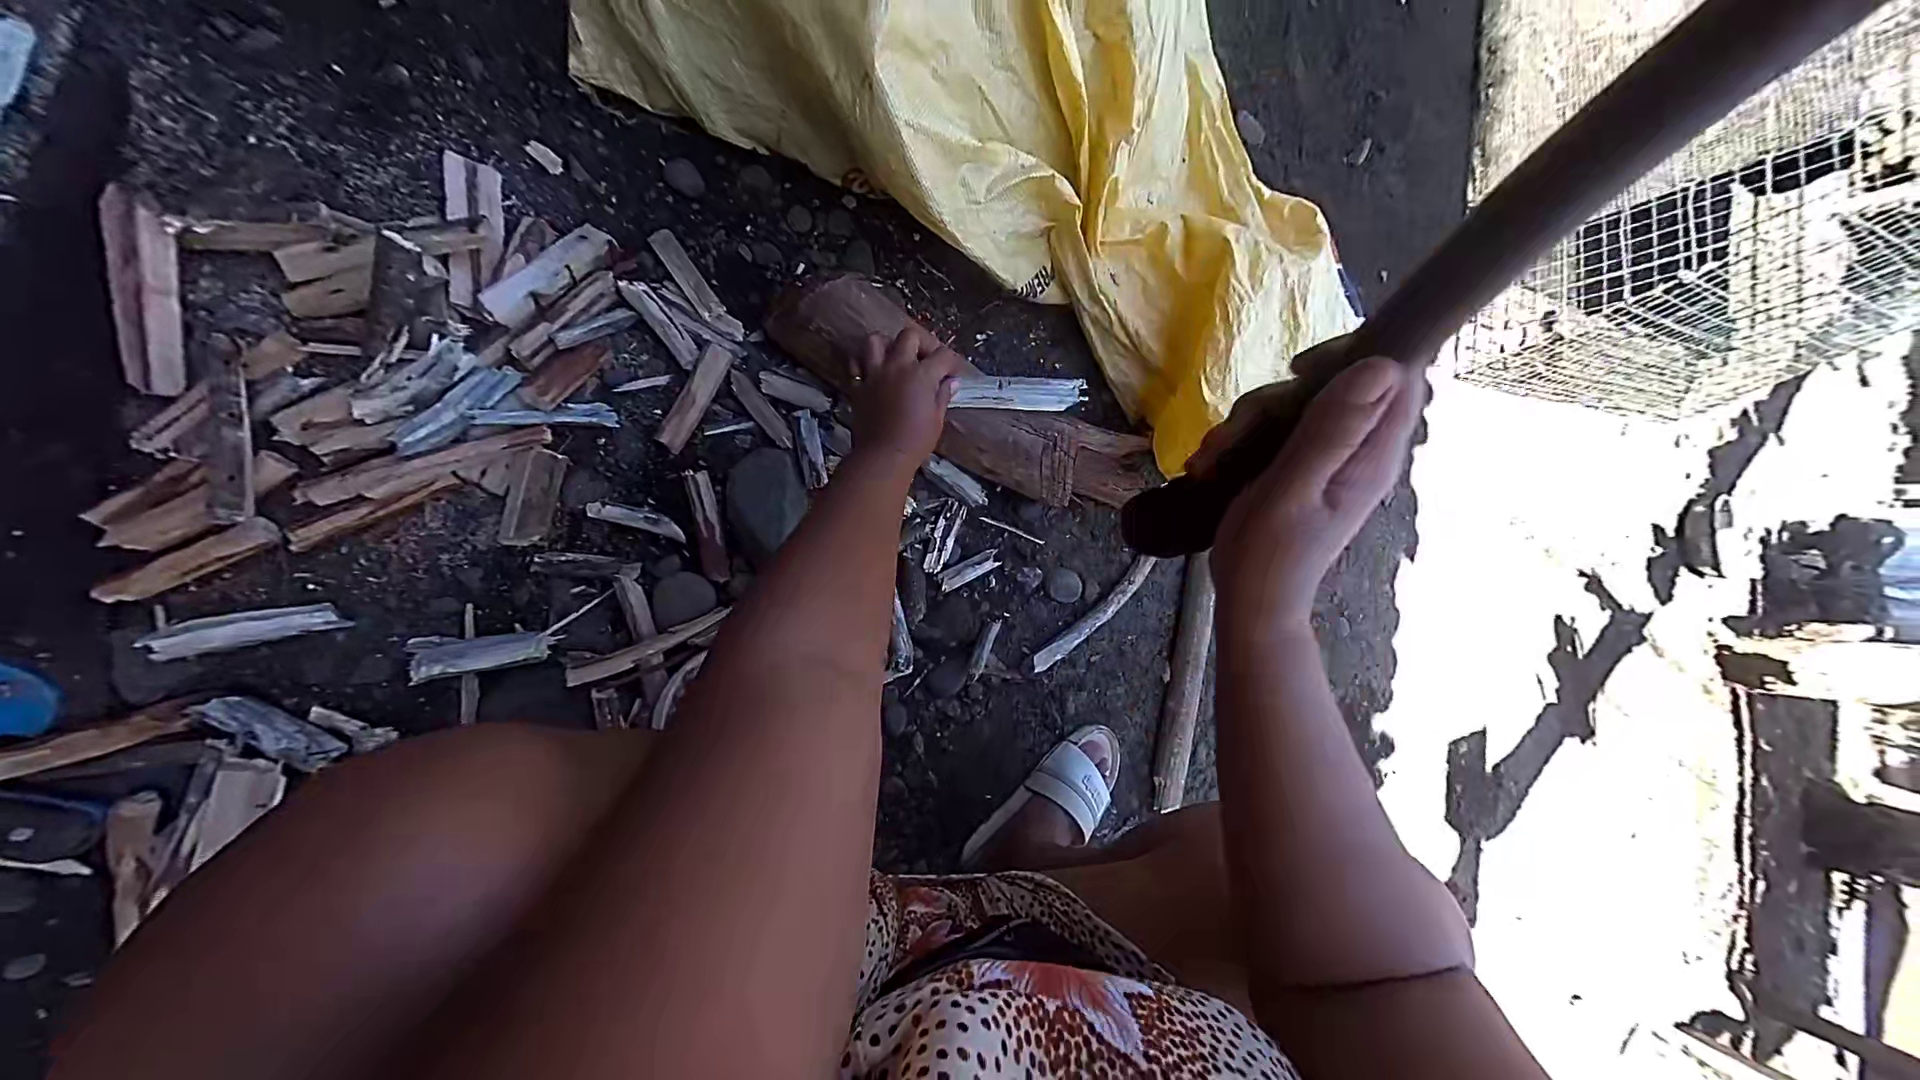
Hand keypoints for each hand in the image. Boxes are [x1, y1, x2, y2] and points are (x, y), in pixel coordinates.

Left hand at [850, 326, 965, 469]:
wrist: (883, 456)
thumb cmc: (916, 441)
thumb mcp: (936, 419)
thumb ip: (942, 395)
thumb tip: (951, 382)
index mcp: (921, 374)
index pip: (943, 355)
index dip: (951, 362)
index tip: (952, 373)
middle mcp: (897, 366)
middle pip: (909, 336)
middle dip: (922, 343)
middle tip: (926, 360)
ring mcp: (875, 373)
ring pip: (877, 340)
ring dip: (888, 344)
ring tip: (896, 358)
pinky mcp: (859, 385)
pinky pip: (857, 363)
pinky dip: (865, 362)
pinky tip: (874, 371)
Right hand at [1196, 344, 1423, 628]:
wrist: (1251, 600)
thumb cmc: (1269, 553)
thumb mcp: (1292, 491)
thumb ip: (1330, 432)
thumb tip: (1378, 366)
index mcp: (1372, 455)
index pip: (1395, 375)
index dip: (1352, 358)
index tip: (1297, 373)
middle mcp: (1358, 452)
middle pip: (1332, 387)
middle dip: (1276, 398)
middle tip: (1237, 430)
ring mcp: (1328, 461)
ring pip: (1295, 408)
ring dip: (1248, 422)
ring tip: (1215, 457)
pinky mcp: (1299, 470)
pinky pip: (1276, 432)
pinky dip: (1242, 440)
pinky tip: (1214, 465)